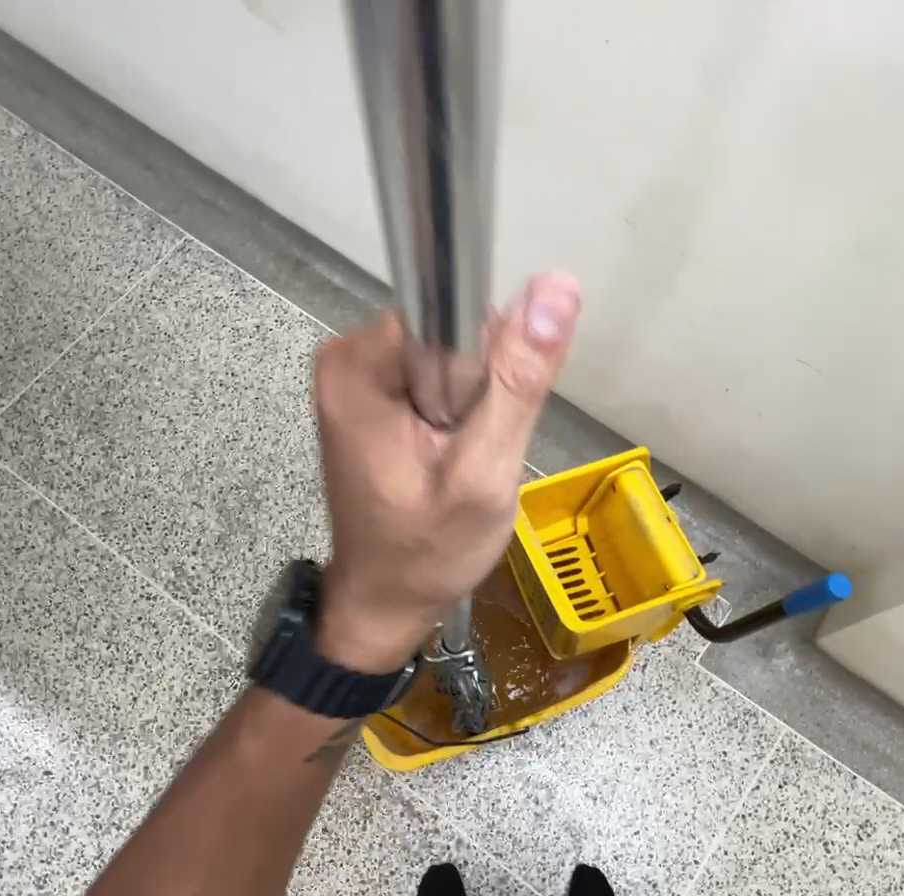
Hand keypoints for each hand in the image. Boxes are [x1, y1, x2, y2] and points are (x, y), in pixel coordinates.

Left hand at [312, 272, 581, 671]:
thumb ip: (517, 382)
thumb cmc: (428, 552)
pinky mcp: (368, 396)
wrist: (383, 600)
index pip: (452, 313)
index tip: (483, 422)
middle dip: (478, 388)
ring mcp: (354, 376)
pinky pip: (434, 376)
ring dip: (470, 404)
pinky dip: (454, 413)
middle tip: (471, 452)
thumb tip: (557, 286)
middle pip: (449, 331)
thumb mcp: (483, 473)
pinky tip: (447, 456)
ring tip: (459, 459)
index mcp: (360, 365)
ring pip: (448, 355)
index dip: (488, 364)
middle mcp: (346, 357)